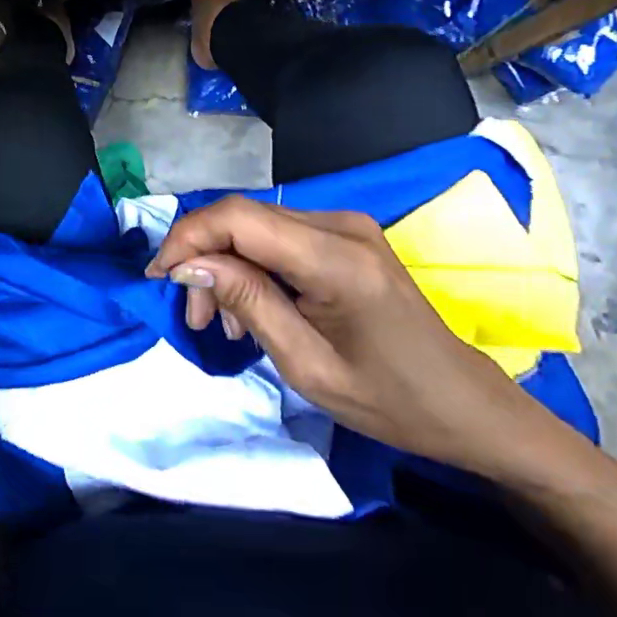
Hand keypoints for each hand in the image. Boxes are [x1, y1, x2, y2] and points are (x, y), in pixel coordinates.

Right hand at [147, 196, 546, 476]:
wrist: (458, 400)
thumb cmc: (388, 399)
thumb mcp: (307, 365)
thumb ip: (249, 302)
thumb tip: (190, 262)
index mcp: (336, 258)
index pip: (240, 218)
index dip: (190, 238)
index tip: (159, 279)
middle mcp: (343, 224)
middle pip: (248, 217)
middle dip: (207, 259)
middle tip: (199, 320)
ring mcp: (350, 226)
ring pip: (263, 226)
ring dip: (231, 266)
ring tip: (229, 325)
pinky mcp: (351, 236)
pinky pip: (286, 238)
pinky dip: (259, 267)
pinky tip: (258, 309)